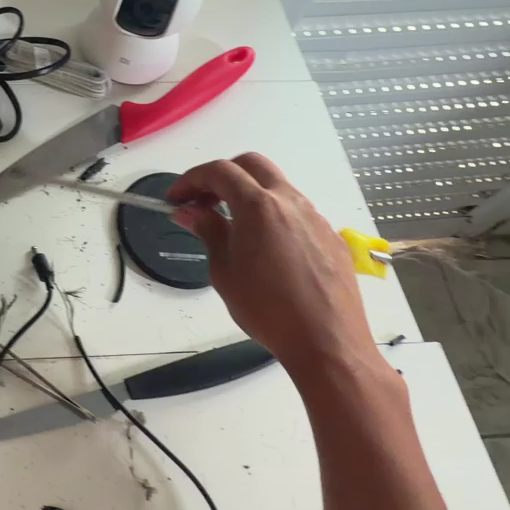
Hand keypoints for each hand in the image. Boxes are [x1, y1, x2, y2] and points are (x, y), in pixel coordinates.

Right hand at [168, 154, 378, 382]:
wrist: (328, 344)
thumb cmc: (267, 310)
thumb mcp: (225, 271)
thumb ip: (209, 231)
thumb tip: (189, 211)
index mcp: (259, 206)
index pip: (220, 171)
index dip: (191, 179)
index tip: (176, 199)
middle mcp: (290, 201)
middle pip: (253, 165)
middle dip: (223, 175)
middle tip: (204, 201)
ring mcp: (317, 217)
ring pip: (279, 187)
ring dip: (252, 194)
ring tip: (235, 227)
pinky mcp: (333, 238)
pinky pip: (299, 213)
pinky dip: (276, 217)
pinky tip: (270, 250)